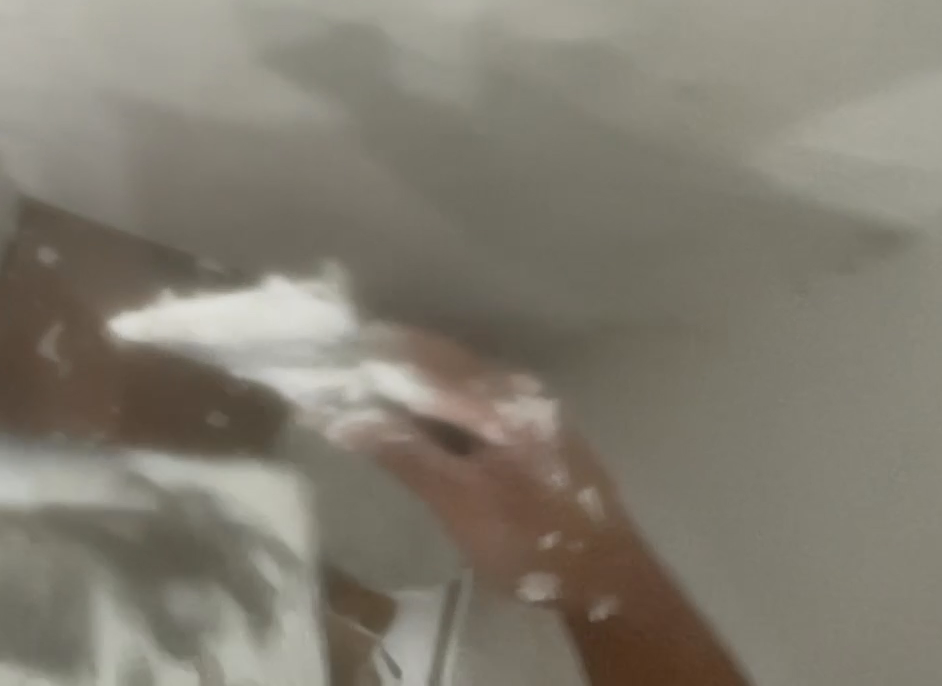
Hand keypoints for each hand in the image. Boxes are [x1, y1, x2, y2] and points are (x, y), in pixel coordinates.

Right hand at [327, 327, 634, 618]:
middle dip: (383, 354)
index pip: (418, 362)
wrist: (614, 588)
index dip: (368, 358)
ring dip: (404, 366)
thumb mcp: (457, 503)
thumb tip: (337, 416)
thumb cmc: (532, 545)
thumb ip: (400, 452)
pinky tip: (406, 398)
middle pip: (435, 354)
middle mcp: (514, 387)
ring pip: (450, 366)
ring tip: (360, 374)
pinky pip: (463, 385)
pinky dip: (427, 384)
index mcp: (500, 401)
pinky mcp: (526, 421)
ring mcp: (525, 402)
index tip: (327, 354)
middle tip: (336, 360)